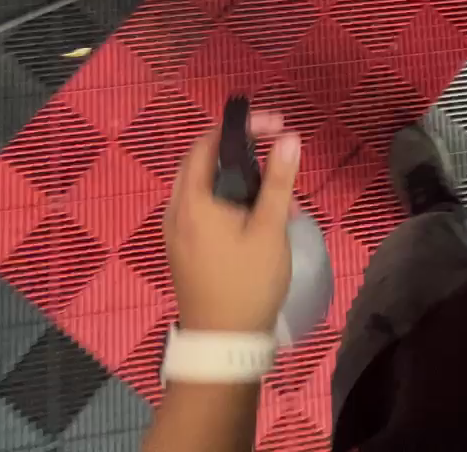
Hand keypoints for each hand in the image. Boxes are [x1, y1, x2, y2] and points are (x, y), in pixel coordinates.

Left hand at [163, 112, 300, 334]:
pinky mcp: (185, 248)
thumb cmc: (248, 281)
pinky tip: (261, 214)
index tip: (277, 123)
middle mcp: (177, 212)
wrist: (224, 343)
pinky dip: (230, 197)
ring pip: (206, 185)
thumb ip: (278, 179)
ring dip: (240, 175)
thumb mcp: (270, 228)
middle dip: (241, 146)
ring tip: (278, 189)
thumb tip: (288, 137)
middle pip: (203, 161)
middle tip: (277, 142)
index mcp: (193, 203)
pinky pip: (204, 206)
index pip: (208, 144)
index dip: (242, 126)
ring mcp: (178, 232)